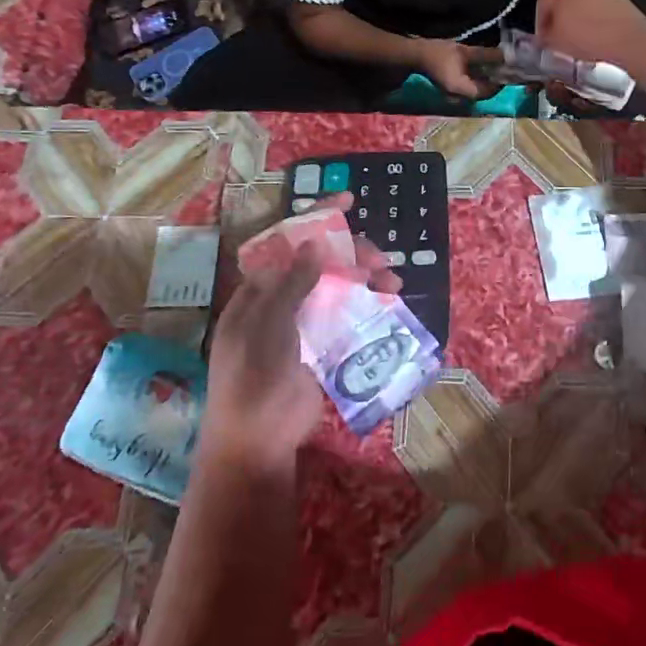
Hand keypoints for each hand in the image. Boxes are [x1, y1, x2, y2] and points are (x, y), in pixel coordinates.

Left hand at [204, 194, 400, 463]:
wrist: (258, 445)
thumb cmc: (253, 382)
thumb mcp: (267, 328)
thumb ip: (291, 286)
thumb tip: (315, 242)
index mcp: (257, 291)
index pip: (287, 244)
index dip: (316, 219)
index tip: (347, 200)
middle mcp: (279, 302)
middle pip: (318, 264)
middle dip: (350, 254)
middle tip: (380, 259)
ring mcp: (301, 325)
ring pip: (336, 288)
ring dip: (364, 279)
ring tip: (393, 281)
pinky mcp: (320, 348)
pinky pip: (345, 316)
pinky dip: (365, 306)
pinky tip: (386, 303)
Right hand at [415, 39, 500, 98]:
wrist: (417, 56)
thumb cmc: (438, 53)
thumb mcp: (464, 51)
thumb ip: (485, 55)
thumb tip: (505, 56)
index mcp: (460, 89)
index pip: (486, 92)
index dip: (498, 83)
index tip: (507, 70)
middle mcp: (459, 97)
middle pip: (483, 93)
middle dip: (494, 81)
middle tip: (504, 67)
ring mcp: (456, 95)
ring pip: (477, 91)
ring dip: (487, 80)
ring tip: (495, 66)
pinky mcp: (454, 90)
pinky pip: (471, 88)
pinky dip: (479, 79)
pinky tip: (483, 67)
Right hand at [535, 0, 645, 65]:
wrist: (627, 40)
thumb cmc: (587, 39)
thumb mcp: (556, 44)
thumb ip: (545, 38)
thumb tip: (544, 37)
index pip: (542, 3)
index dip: (540, 22)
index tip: (542, 37)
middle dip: (558, 17)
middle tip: (558, 36)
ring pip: (581, 1)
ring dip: (577, 16)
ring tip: (577, 36)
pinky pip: (598, 6)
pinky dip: (593, 17)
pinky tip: (596, 33)